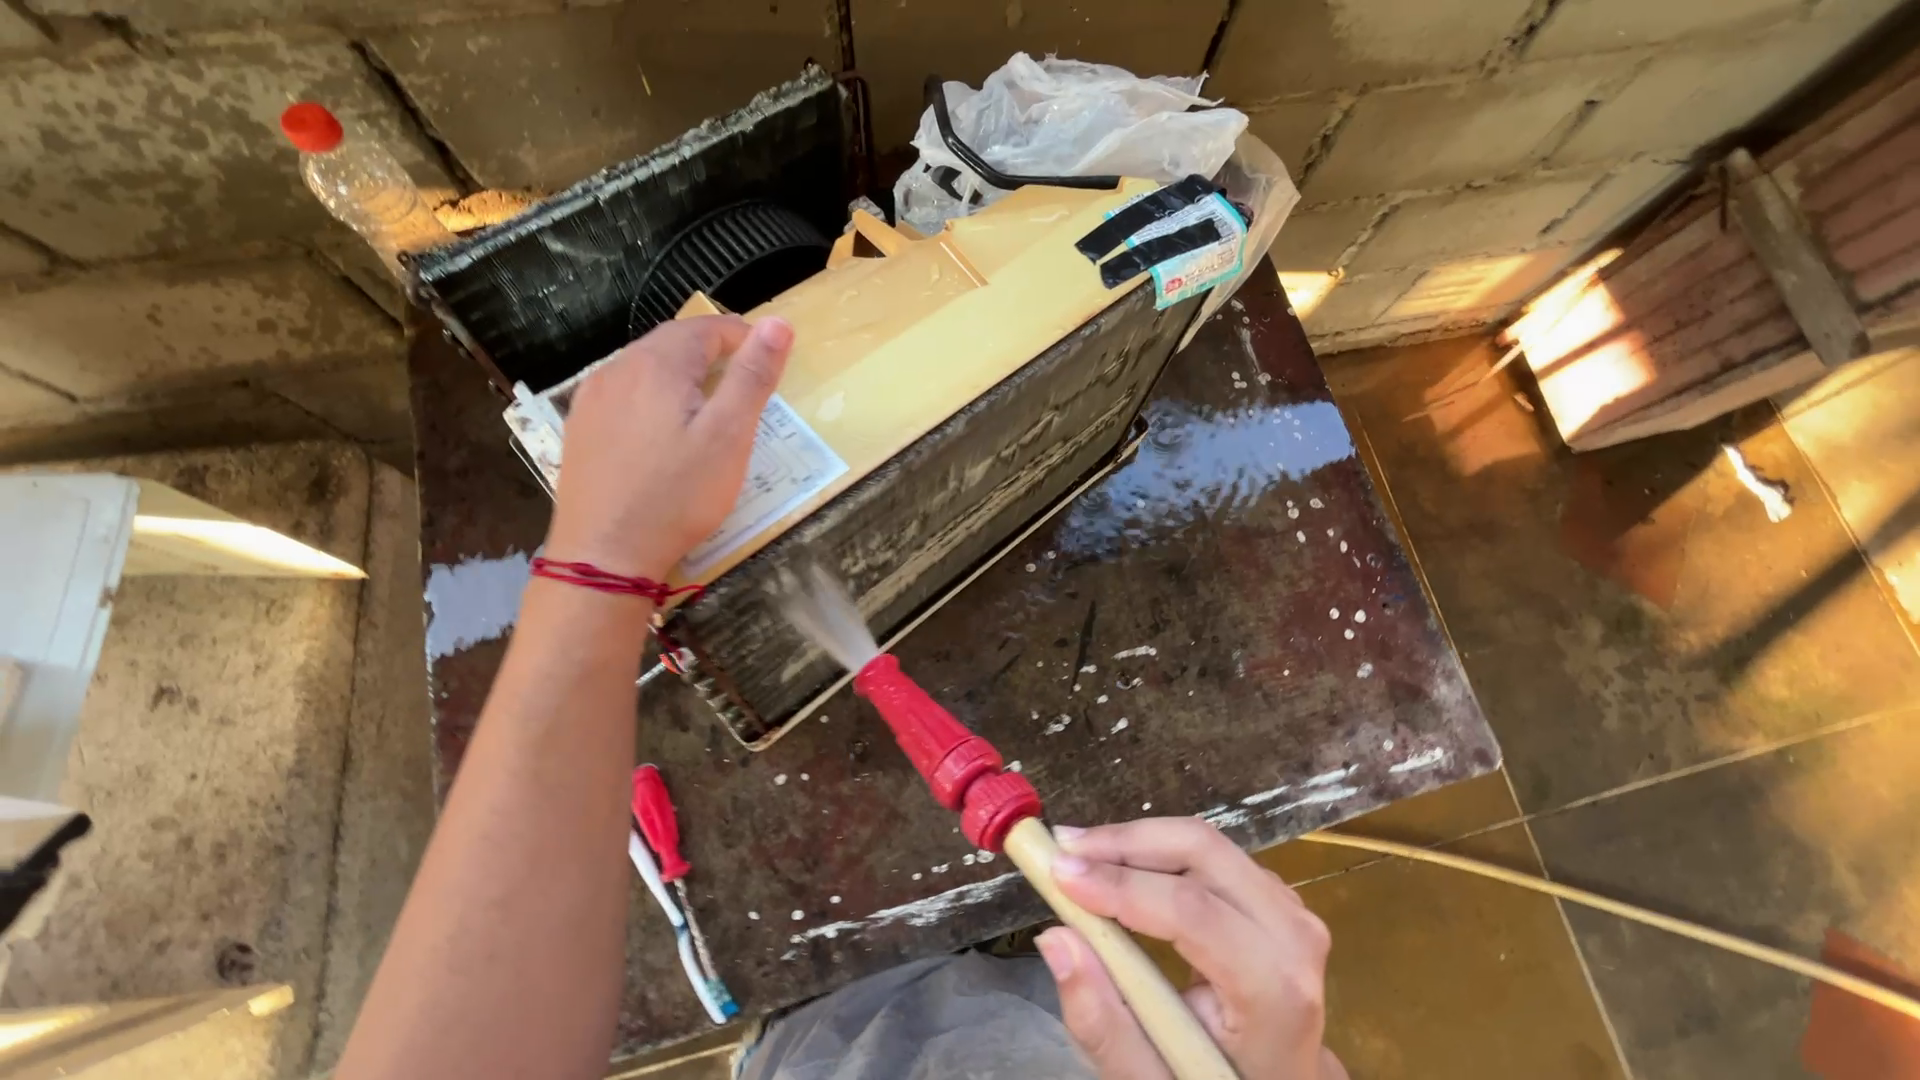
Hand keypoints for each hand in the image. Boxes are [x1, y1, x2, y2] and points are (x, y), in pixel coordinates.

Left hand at [545, 316, 792, 579]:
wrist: (605, 554)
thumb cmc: (678, 495)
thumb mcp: (729, 435)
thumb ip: (753, 376)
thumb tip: (778, 322)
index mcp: (657, 364)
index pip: (706, 327)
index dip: (743, 336)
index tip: (769, 361)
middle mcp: (617, 369)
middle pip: (672, 343)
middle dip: (713, 353)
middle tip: (745, 385)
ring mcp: (592, 399)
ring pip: (645, 368)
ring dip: (682, 375)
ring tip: (709, 409)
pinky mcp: (581, 429)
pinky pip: (624, 396)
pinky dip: (653, 400)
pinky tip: (664, 434)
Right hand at [1036, 818, 1347, 1079]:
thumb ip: (1102, 1023)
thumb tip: (1055, 939)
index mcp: (1276, 990)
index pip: (1192, 911)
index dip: (1121, 884)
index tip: (1056, 873)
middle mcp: (1293, 933)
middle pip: (1201, 852)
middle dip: (1122, 843)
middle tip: (1060, 850)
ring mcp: (1288, 906)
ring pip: (1201, 842)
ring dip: (1133, 841)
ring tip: (1075, 857)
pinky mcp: (1271, 893)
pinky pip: (1207, 851)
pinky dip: (1153, 849)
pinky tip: (1113, 866)